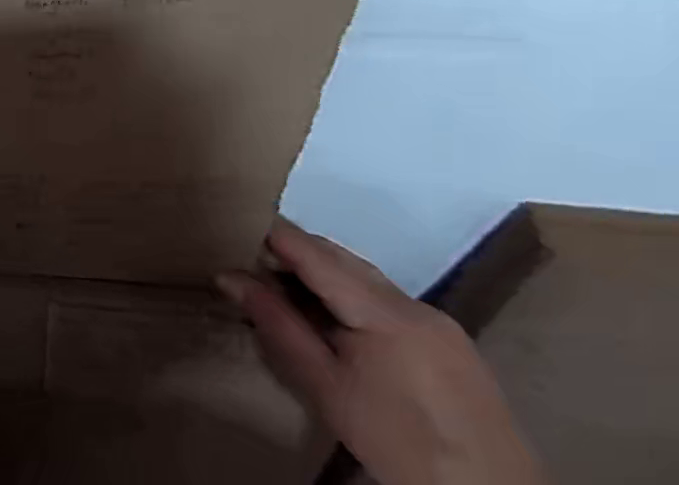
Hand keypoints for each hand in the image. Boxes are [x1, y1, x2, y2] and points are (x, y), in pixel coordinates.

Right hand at [217, 219, 546, 484]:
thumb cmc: (396, 441)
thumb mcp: (323, 384)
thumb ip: (276, 323)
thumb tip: (228, 276)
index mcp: (385, 311)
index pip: (313, 251)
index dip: (270, 237)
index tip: (230, 237)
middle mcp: (414, 303)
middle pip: (339, 257)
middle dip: (291, 254)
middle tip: (247, 269)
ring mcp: (438, 321)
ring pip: (362, 276)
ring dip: (319, 275)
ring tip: (281, 294)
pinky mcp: (450, 341)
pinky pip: (385, 299)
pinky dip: (348, 296)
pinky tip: (330, 322)